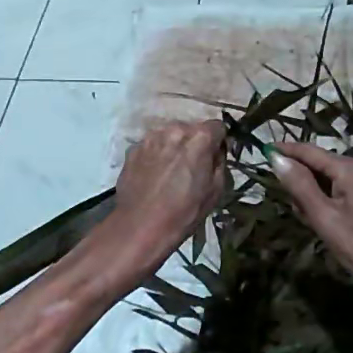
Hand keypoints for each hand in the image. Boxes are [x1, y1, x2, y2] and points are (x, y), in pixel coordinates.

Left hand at [110, 120, 226, 256]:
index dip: (218, 142)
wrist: (140, 226)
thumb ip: (219, 163)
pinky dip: (156, 155)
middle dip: (194, 144)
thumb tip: (215, 152)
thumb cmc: (183, 212)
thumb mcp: (215, 191)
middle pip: (191, 129)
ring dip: (174, 147)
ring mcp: (150, 137)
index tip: (214, 157)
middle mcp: (174, 129)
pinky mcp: (133, 148)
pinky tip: (153, 175)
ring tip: (170, 172)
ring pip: (170, 136)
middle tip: (191, 167)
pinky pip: (152, 146)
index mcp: (199, 137)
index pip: (217, 126)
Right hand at [272, 142, 352, 297]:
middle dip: (298, 176)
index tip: (263, 149)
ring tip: (299, 213)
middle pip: (320, 163)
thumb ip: (300, 186)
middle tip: (280, 194)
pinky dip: (325, 199)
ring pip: (329, 179)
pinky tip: (318, 219)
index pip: (310, 151)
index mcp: (350, 169)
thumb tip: (276, 158)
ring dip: (311, 191)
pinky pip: (340, 190)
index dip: (285, 150)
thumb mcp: (324, 217)